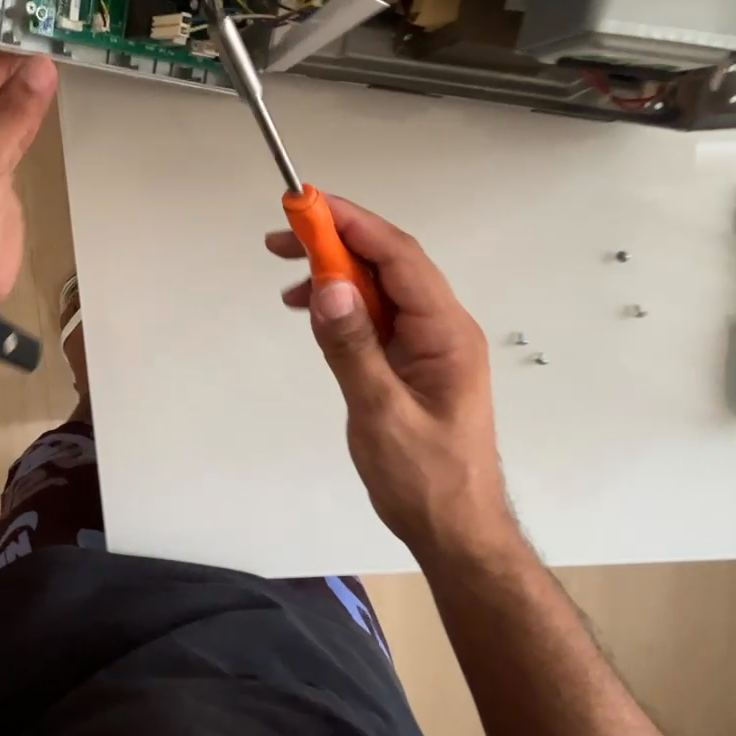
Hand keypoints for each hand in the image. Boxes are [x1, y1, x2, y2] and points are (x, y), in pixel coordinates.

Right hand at [266, 196, 515, 560]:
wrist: (455, 528)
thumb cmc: (425, 478)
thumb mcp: (382, 415)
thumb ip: (354, 350)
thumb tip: (328, 289)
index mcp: (446, 332)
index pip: (399, 258)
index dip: (352, 225)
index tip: (307, 207)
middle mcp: (441, 327)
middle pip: (389, 263)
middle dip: (336, 242)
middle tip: (280, 238)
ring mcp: (427, 343)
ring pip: (380, 287)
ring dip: (334, 273)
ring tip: (285, 277)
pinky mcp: (410, 360)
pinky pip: (375, 315)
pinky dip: (340, 305)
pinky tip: (311, 311)